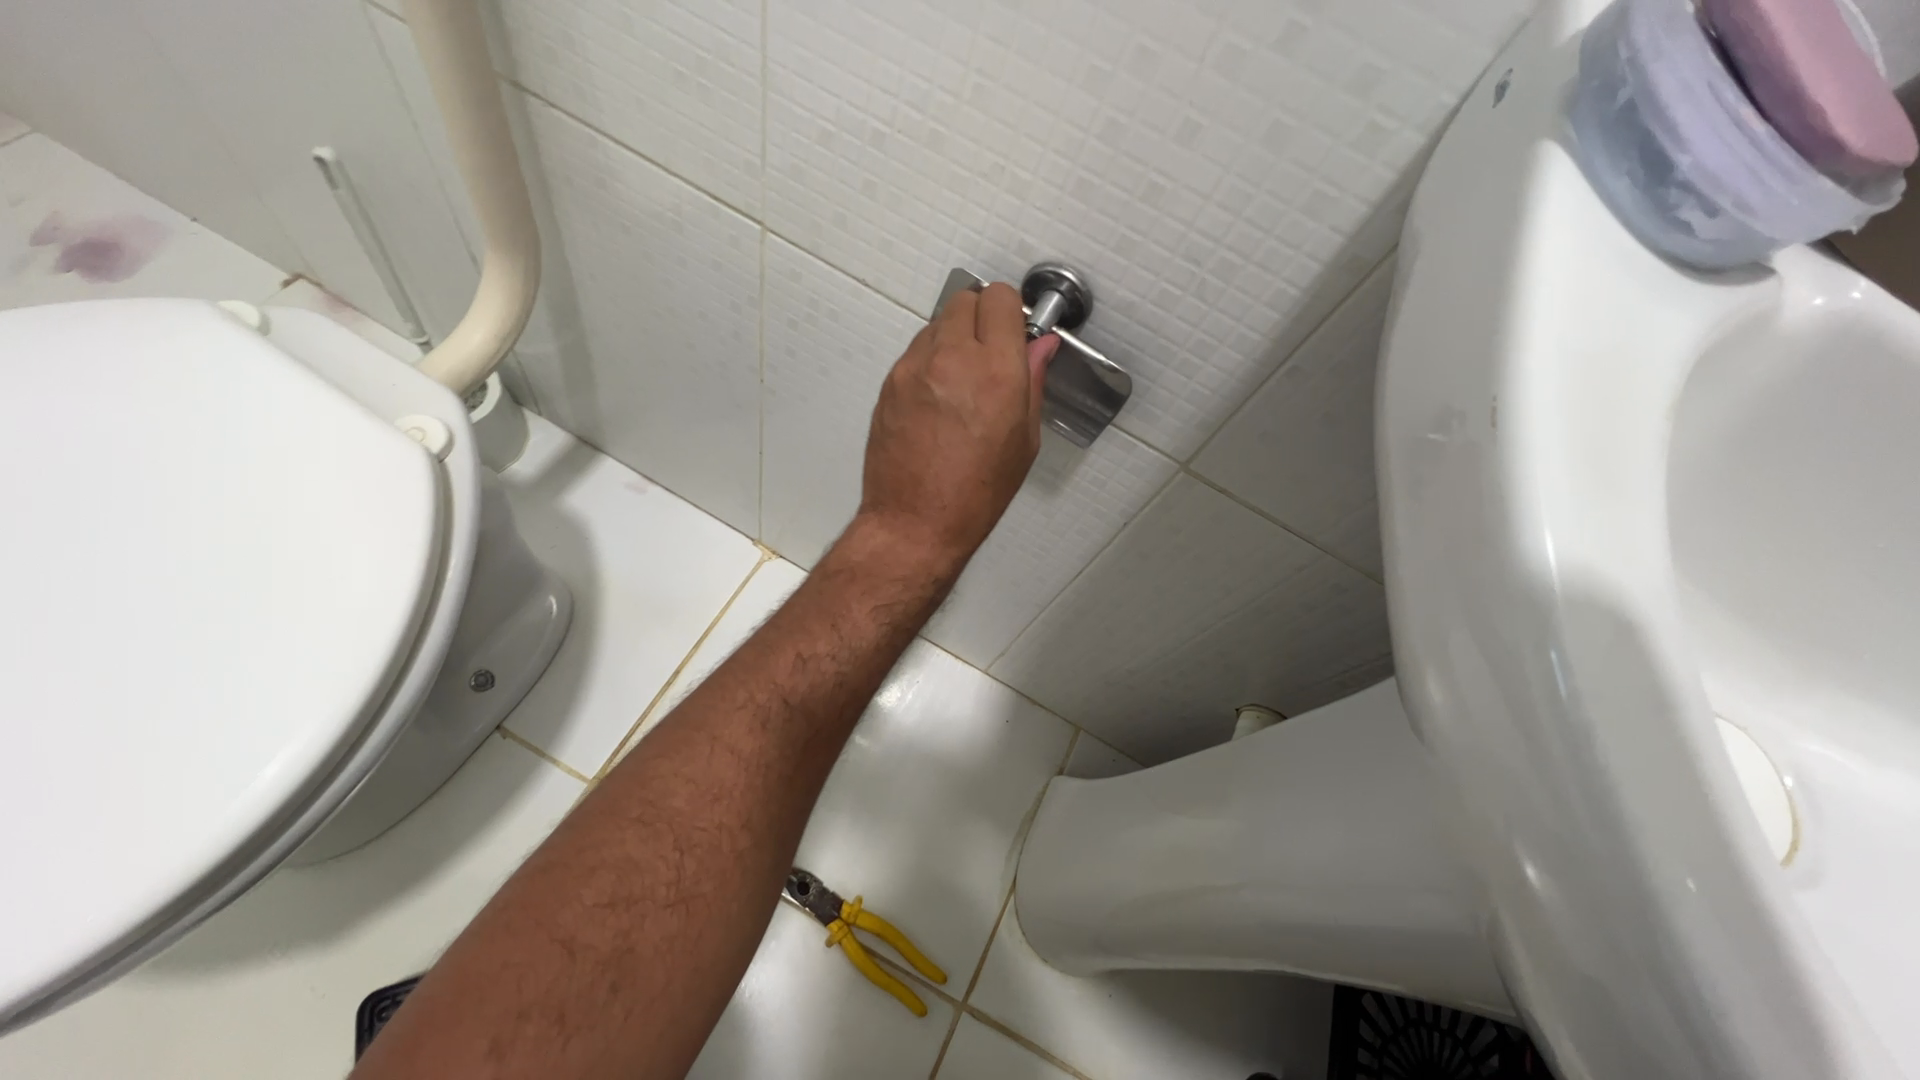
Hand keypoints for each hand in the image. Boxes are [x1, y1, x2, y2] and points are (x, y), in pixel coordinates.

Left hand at [857, 282, 1059, 574]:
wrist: (914, 522)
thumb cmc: (977, 493)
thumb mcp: (1024, 441)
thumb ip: (1032, 382)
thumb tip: (1042, 345)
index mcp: (996, 372)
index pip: (1000, 299)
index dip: (1011, 314)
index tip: (1015, 336)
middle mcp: (952, 358)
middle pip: (967, 299)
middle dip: (983, 318)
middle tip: (991, 354)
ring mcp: (914, 367)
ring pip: (938, 323)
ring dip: (955, 337)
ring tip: (962, 383)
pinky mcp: (890, 382)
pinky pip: (916, 351)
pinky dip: (931, 360)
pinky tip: (938, 400)